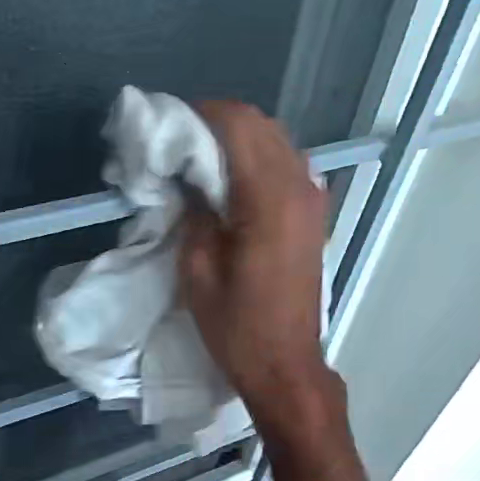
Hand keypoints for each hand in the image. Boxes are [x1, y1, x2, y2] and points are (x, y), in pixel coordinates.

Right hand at [181, 101, 340, 436]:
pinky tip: (230, 182)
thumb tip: (188, 178)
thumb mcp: (197, 271)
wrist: (285, 365)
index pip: (236, 125)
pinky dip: (256, 159)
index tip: (165, 127)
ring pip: (275, 140)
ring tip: (199, 160)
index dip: (197, 115)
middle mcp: (299, 188)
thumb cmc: (236, 327)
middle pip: (259, 125)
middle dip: (215, 122)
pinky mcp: (314, 214)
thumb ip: (194, 213)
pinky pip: (285, 165)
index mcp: (268, 199)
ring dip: (237, 139)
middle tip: (177, 142)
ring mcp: (313, 199)